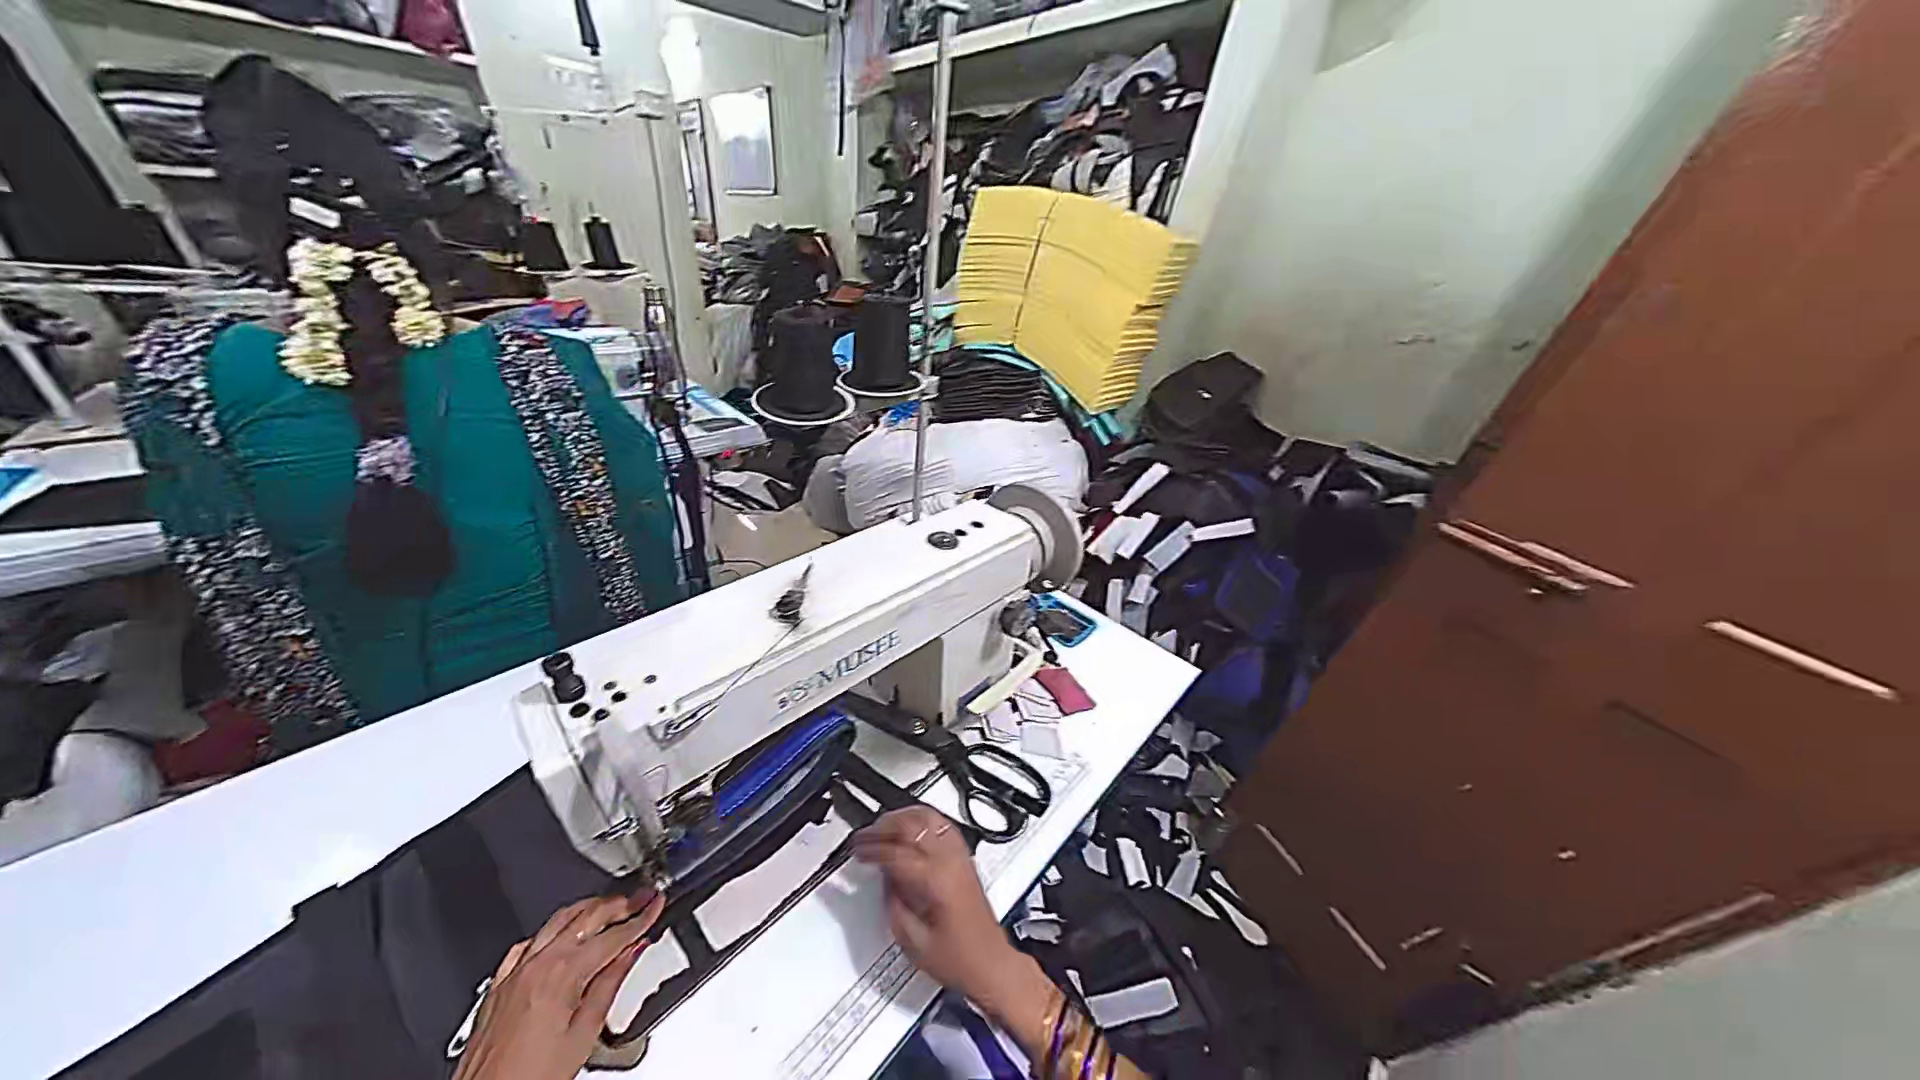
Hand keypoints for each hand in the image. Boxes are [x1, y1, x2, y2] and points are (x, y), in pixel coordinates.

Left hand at [452, 889, 665, 1079]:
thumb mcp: (584, 1035)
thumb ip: (610, 985)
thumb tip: (630, 953)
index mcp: (563, 975)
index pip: (613, 936)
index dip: (641, 918)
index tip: (656, 905)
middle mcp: (537, 965)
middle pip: (587, 917)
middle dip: (621, 904)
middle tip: (643, 897)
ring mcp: (516, 972)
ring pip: (559, 920)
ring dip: (590, 908)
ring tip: (612, 906)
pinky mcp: (500, 984)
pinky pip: (529, 942)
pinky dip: (553, 929)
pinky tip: (562, 932)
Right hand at [852, 807, 1054, 1027]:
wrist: (990, 963)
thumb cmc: (958, 959)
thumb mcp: (913, 942)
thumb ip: (893, 904)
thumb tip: (883, 878)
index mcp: (936, 880)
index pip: (896, 852)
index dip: (872, 849)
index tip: (857, 850)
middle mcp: (950, 861)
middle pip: (912, 826)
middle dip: (883, 826)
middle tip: (864, 836)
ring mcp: (960, 855)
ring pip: (928, 817)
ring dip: (902, 817)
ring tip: (883, 825)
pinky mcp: (965, 856)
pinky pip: (942, 823)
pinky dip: (922, 818)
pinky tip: (910, 823)